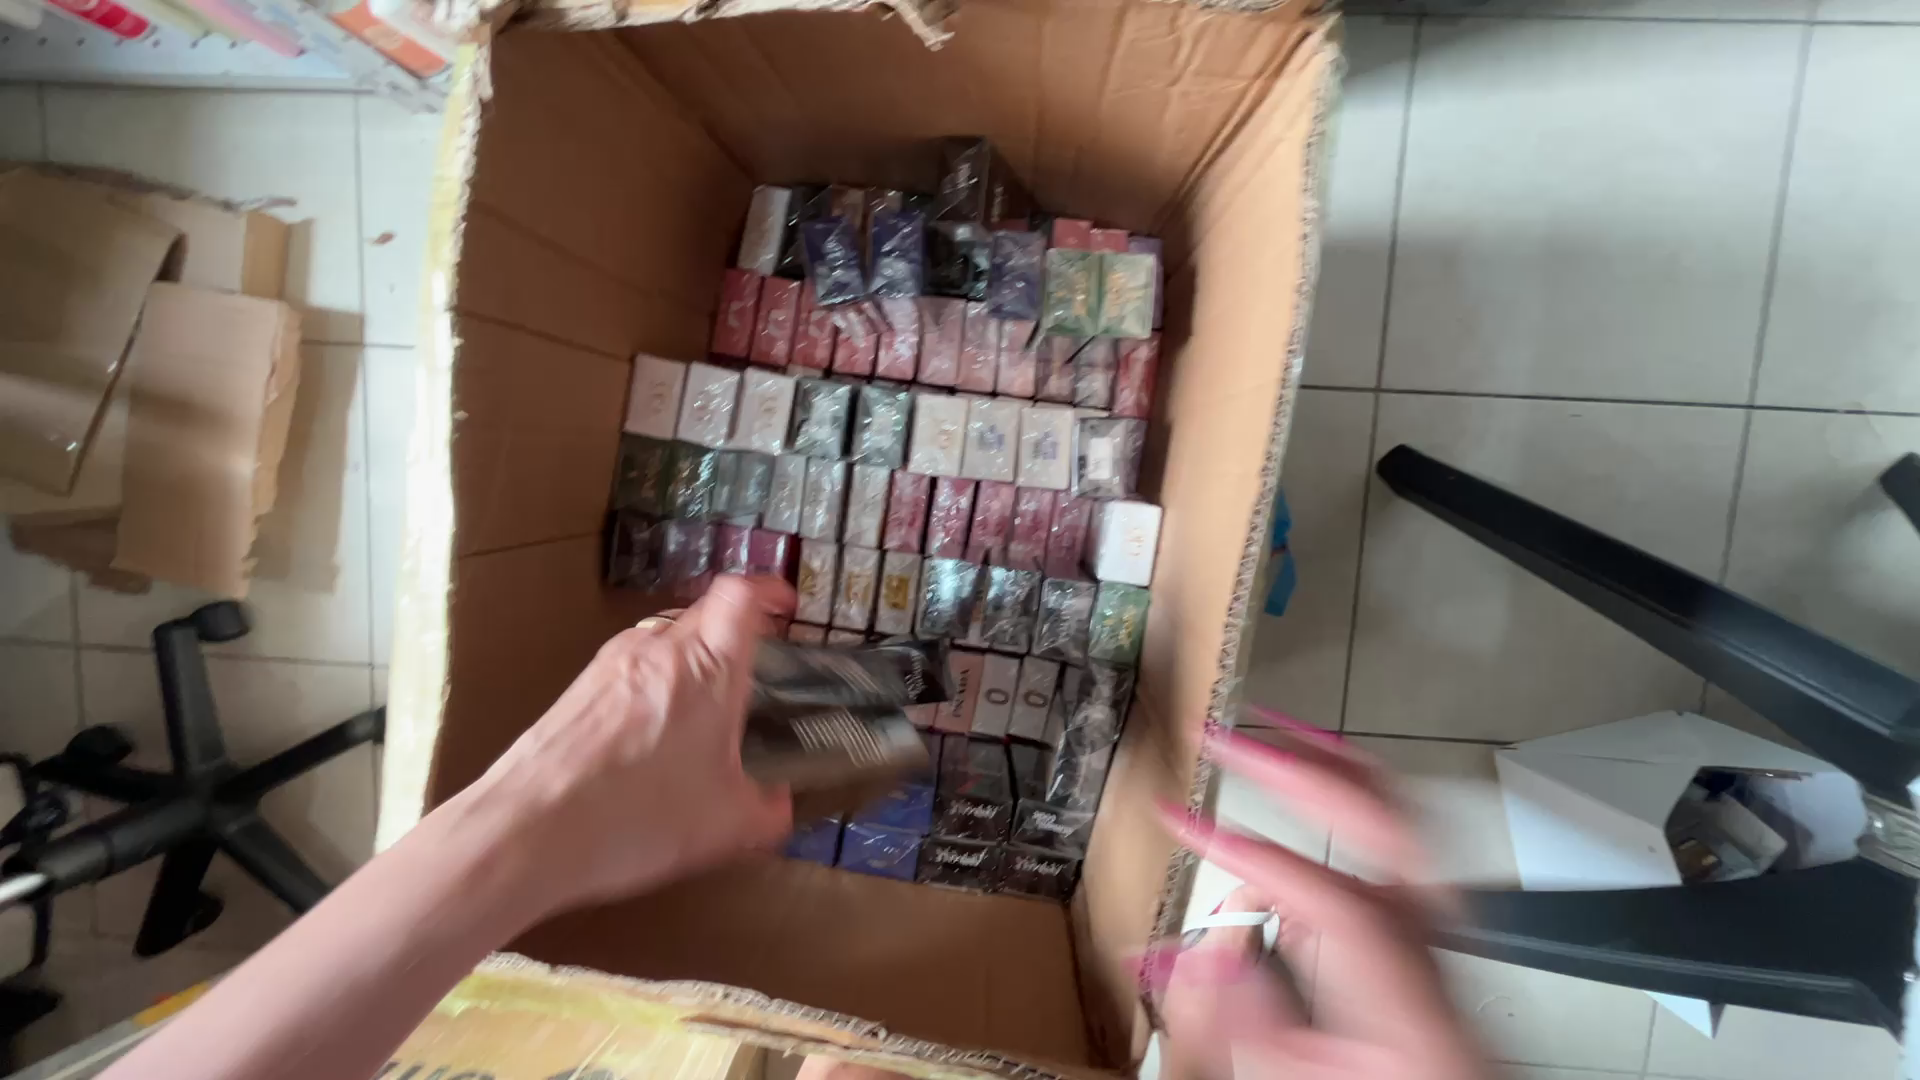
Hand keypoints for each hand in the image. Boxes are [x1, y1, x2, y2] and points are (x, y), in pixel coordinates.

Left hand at [454, 575, 797, 922]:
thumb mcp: (724, 826)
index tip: (785, 606)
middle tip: (747, 680)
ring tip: (695, 717)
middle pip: (707, 614)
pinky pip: (632, 665)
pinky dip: (653, 685)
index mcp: (708, 666)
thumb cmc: (639, 817)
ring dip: (690, 664)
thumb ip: (767, 810)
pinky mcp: (578, 685)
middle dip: (734, 637)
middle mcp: (660, 647)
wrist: (522, 835)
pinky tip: (646, 738)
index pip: (741, 594)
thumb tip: (780, 804)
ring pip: (667, 640)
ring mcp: (613, 661)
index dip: (767, 590)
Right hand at [1154, 721, 1489, 1079]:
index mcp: (1406, 999)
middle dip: (1297, 771)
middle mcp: (1432, 948)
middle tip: (1231, 742)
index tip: (1180, 820)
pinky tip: (1312, 761)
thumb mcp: (1299, 1077)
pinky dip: (1349, 779)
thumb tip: (1182, 954)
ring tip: (1274, 726)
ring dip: (1329, 759)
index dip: (1253, 853)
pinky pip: (1395, 822)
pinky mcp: (1422, 911)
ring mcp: (1435, 922)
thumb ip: (1237, 1023)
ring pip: (1400, 811)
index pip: (1331, 900)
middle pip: (1383, 829)